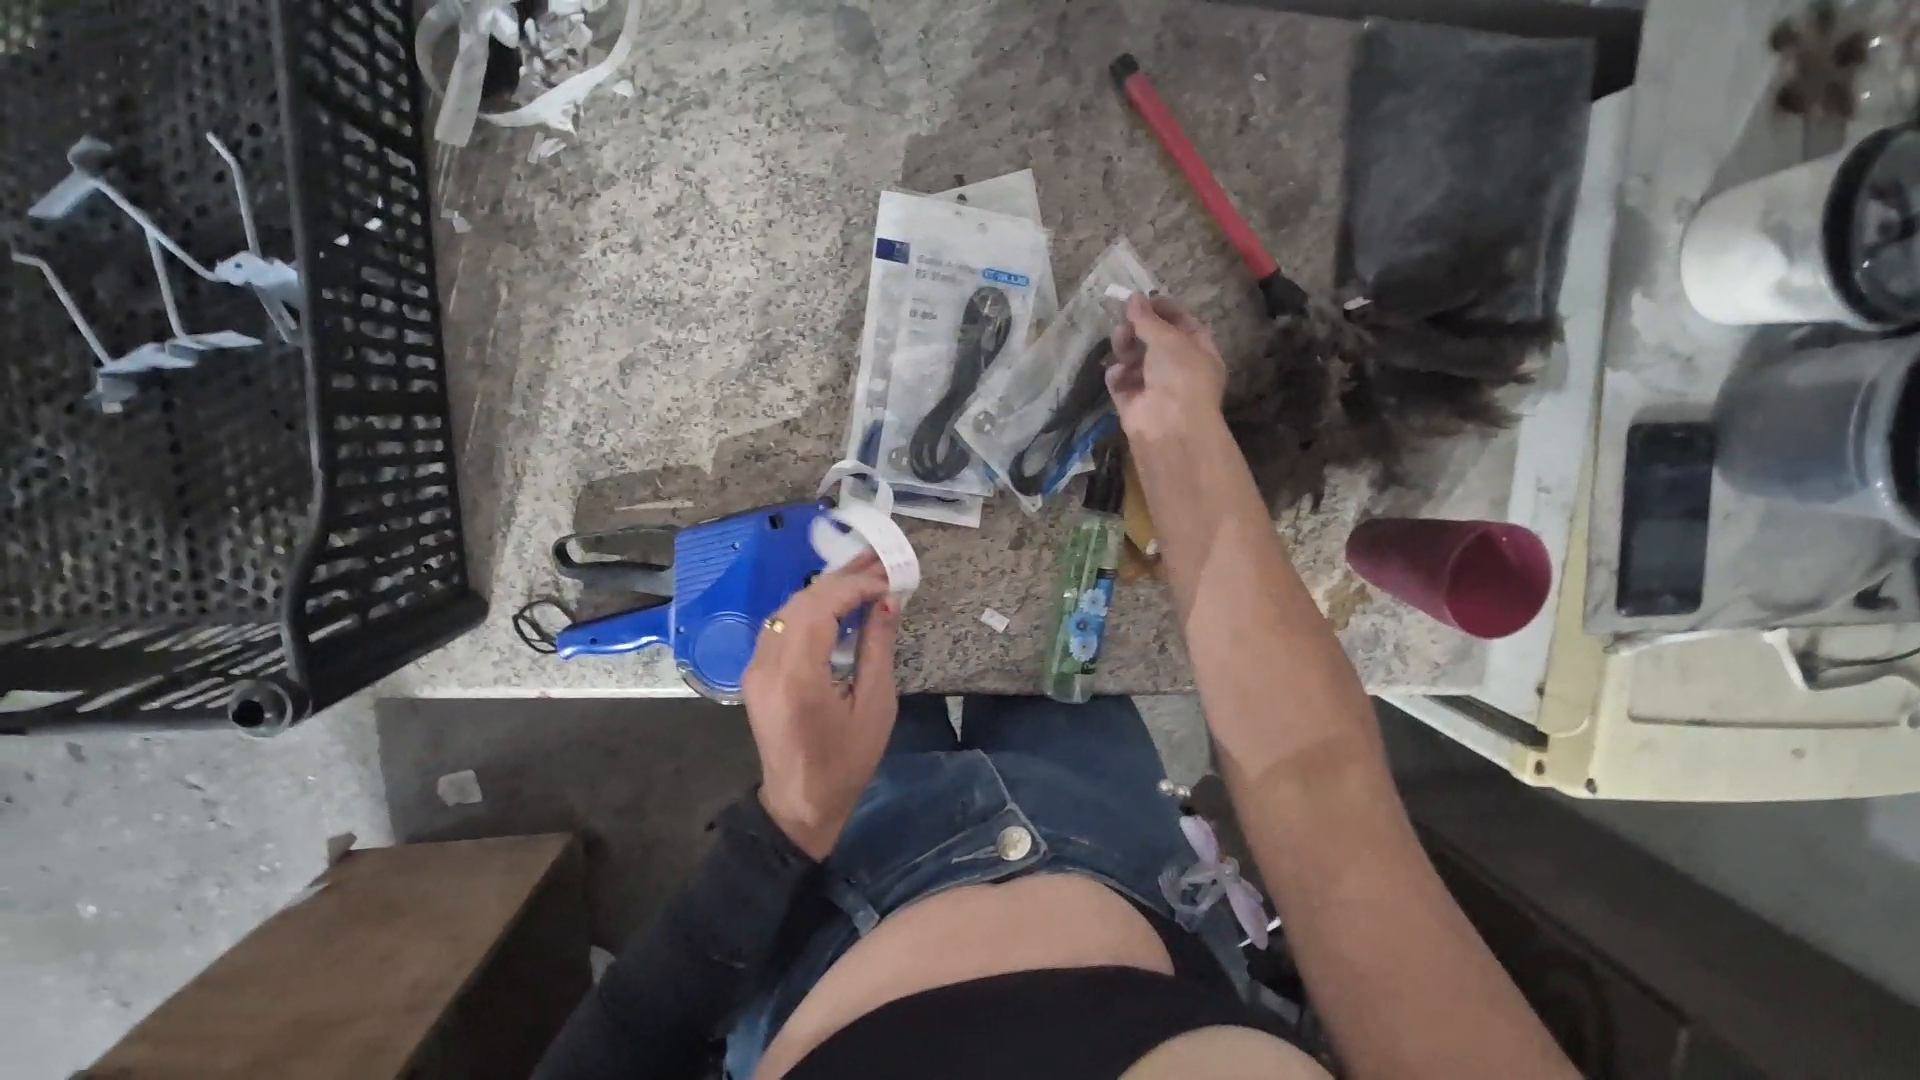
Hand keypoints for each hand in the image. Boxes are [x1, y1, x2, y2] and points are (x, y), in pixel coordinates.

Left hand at [741, 552, 900, 858]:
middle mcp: (768, 665)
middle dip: (842, 579)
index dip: (855, 586)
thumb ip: (877, 647)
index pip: (820, 608)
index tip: (888, 579)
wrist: (801, 802)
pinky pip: (781, 625)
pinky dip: (810, 608)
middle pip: (801, 602)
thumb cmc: (846, 761)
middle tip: (879, 562)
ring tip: (864, 575)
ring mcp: (756, 668)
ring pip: (788, 609)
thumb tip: (888, 601)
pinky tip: (837, 603)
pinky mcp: (756, 672)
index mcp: (798, 677)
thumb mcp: (876, 705)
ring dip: (825, 590)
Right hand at [1106, 293, 1227, 441]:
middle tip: (1126, 321)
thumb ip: (1148, 318)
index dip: (1164, 310)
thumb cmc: (1180, 375)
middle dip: (1139, 329)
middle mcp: (1178, 370)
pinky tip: (1118, 374)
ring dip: (1126, 348)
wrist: (1170, 426)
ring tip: (1119, 342)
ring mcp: (1155, 388)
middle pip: (1154, 341)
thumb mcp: (1168, 338)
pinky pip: (1121, 383)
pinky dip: (1117, 376)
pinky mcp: (1133, 404)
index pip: (1183, 324)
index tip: (1142, 299)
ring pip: (1135, 360)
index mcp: (1199, 352)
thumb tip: (1133, 297)